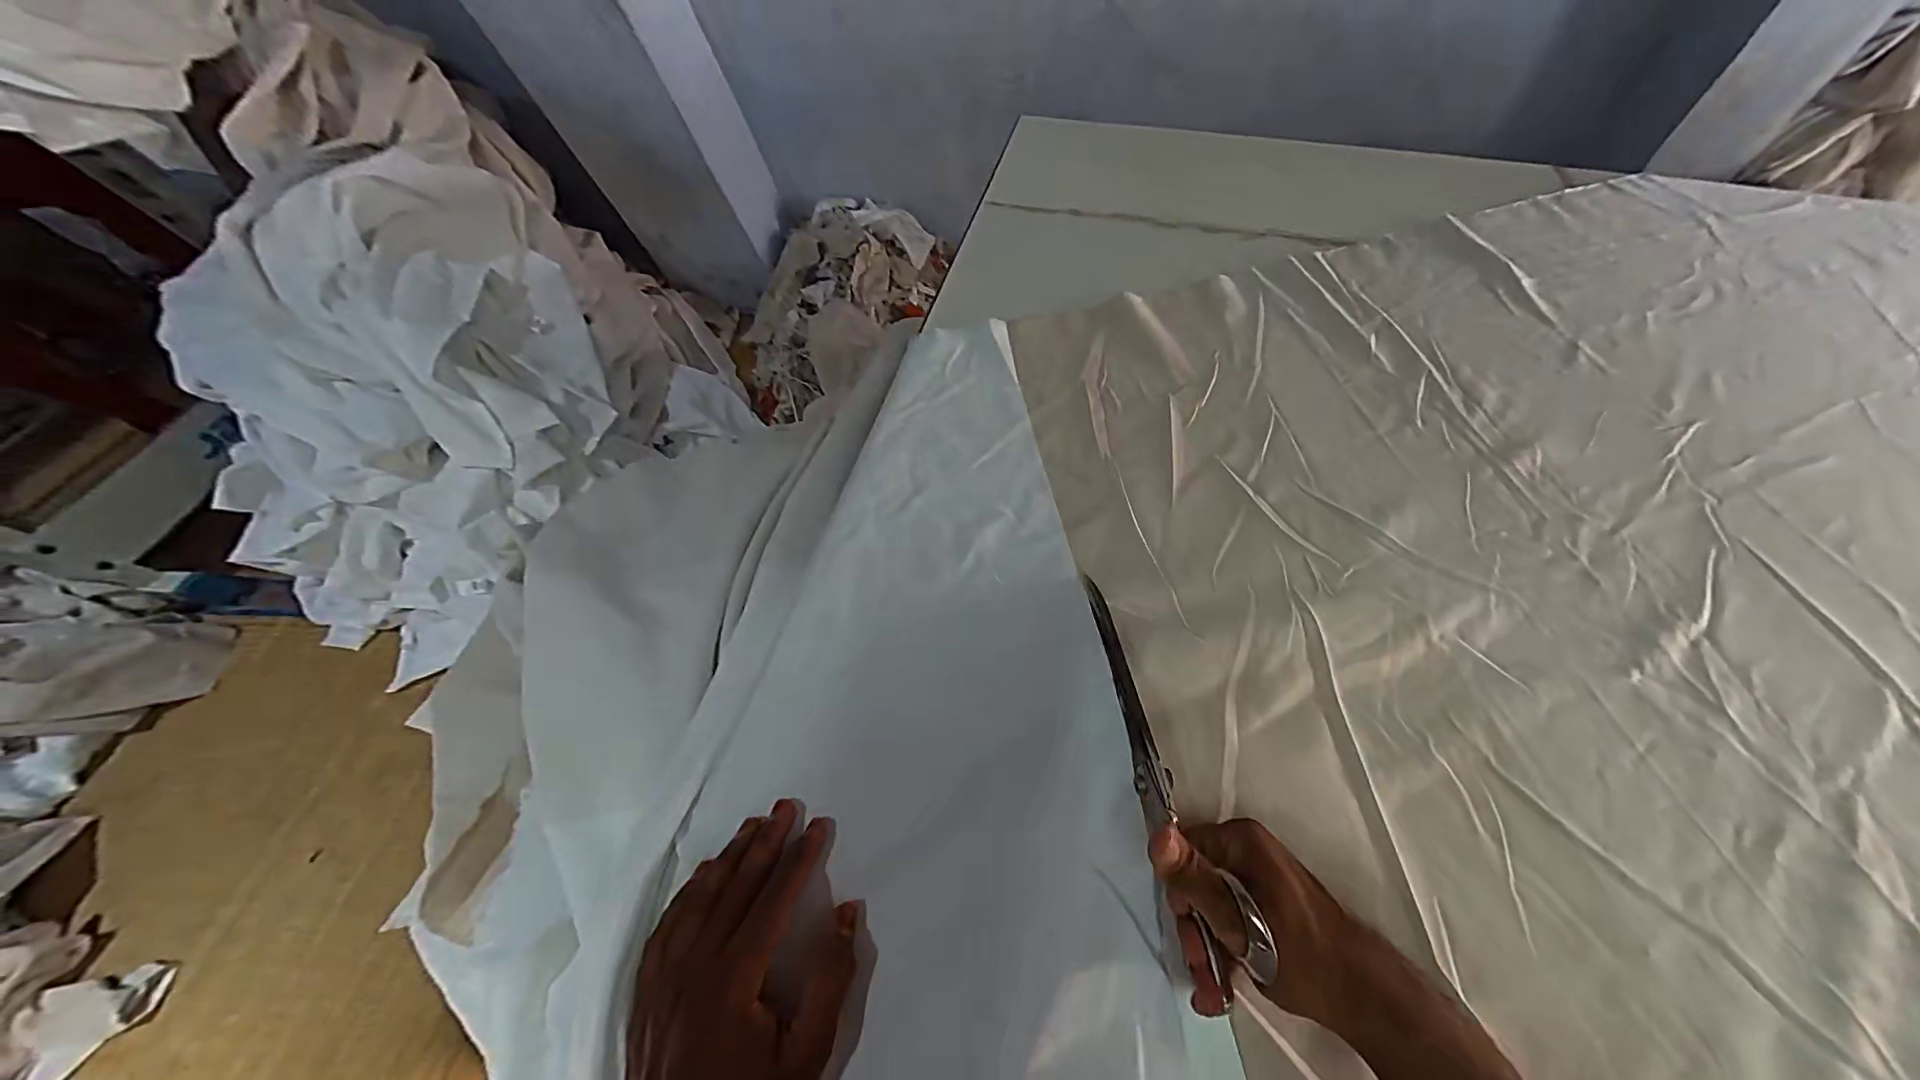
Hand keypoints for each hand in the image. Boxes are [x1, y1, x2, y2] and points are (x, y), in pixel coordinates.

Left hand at [629, 800, 861, 1079]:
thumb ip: (832, 979)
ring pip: (699, 898)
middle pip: (736, 886)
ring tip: (752, 826)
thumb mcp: (807, 1052)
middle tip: (787, 806)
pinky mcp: (646, 992)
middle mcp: (693, 966)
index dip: (801, 857)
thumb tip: (850, 913)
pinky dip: (689, 891)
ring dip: (730, 856)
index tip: (820, 825)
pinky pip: (666, 924)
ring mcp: (663, 978)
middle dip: (767, 842)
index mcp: (733, 978)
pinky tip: (703, 875)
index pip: (774, 898)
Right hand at [1148, 819, 1355, 1021]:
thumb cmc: (1307, 957)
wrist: (1361, 998)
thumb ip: (1195, 880)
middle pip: (1193, 883)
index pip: (1182, 850)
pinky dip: (1220, 952)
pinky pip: (1225, 919)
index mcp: (1241, 841)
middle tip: (1202, 965)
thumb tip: (1159, 837)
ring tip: (1213, 988)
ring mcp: (1253, 879)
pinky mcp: (1259, 905)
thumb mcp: (1240, 921)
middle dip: (1193, 931)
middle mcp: (1246, 852)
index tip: (1186, 926)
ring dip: (1204, 950)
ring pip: (1206, 907)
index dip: (1178, 891)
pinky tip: (1221, 985)